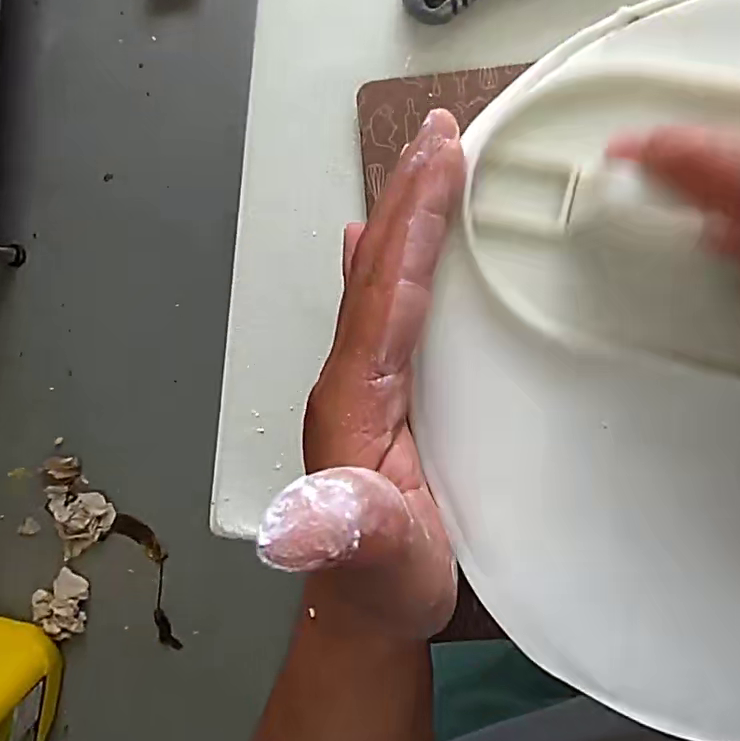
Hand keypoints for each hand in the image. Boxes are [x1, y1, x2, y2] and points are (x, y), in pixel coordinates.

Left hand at [257, 110, 464, 637]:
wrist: (367, 605)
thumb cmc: (382, 581)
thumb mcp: (371, 560)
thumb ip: (340, 531)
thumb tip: (300, 519)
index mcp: (353, 394)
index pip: (381, 292)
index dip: (410, 226)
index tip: (440, 160)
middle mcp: (351, 377)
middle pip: (375, 272)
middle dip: (406, 201)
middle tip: (437, 135)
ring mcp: (364, 384)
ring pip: (379, 283)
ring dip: (402, 222)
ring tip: (422, 168)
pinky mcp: (383, 396)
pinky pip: (383, 313)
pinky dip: (386, 269)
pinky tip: (380, 248)